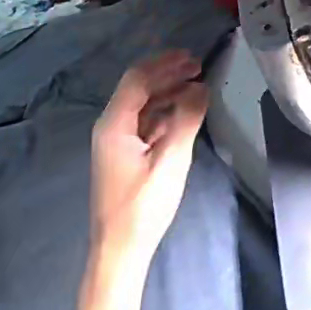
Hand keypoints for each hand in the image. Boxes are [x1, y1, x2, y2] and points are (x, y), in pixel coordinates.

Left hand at [89, 50, 207, 268]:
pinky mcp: (123, 155)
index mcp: (114, 123)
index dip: (165, 64)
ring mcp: (115, 141)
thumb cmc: (142, 207)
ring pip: (141, 105)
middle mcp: (110, 126)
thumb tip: (200, 88)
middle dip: (167, 74)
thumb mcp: (170, 162)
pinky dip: (163, 112)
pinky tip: (183, 113)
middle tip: (197, 67)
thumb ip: (185, 121)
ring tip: (195, 87)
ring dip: (166, 92)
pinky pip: (143, 122)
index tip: (192, 58)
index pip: (138, 79)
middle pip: (138, 88)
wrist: (119, 252)